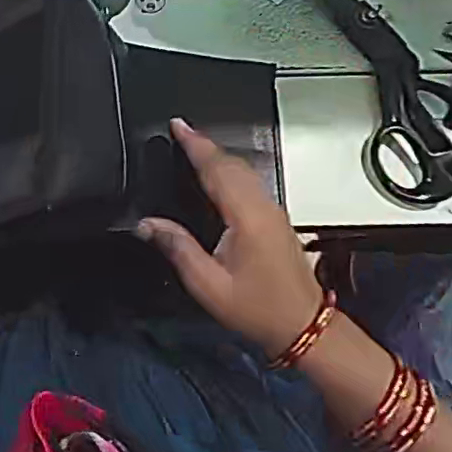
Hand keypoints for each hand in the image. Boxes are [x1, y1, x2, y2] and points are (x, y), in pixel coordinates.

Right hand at [137, 119, 324, 353]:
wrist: (304, 326)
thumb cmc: (257, 308)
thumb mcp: (207, 284)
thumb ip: (177, 248)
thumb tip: (147, 224)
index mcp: (246, 218)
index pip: (217, 168)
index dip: (195, 144)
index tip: (177, 125)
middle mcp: (264, 208)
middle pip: (233, 163)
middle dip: (205, 143)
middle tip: (179, 131)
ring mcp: (274, 212)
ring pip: (244, 170)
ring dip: (218, 155)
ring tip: (193, 147)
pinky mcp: (277, 219)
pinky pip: (250, 182)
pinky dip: (229, 170)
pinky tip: (216, 175)